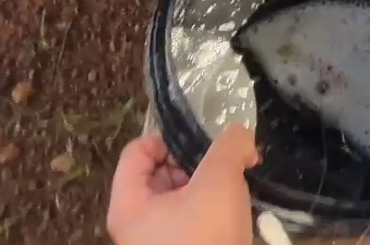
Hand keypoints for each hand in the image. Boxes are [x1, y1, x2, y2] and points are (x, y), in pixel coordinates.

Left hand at [107, 125, 258, 244]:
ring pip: (181, 191)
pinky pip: (192, 214)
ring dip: (212, 178)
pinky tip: (238, 203)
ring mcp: (156, 239)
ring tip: (240, 176)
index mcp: (129, 204)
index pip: (138, 150)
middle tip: (230, 156)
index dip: (171, 135)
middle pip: (161, 169)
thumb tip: (238, 135)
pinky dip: (214, 202)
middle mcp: (136, 222)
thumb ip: (229, 144)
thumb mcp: (219, 179)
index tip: (205, 138)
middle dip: (199, 156)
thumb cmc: (203, 236)